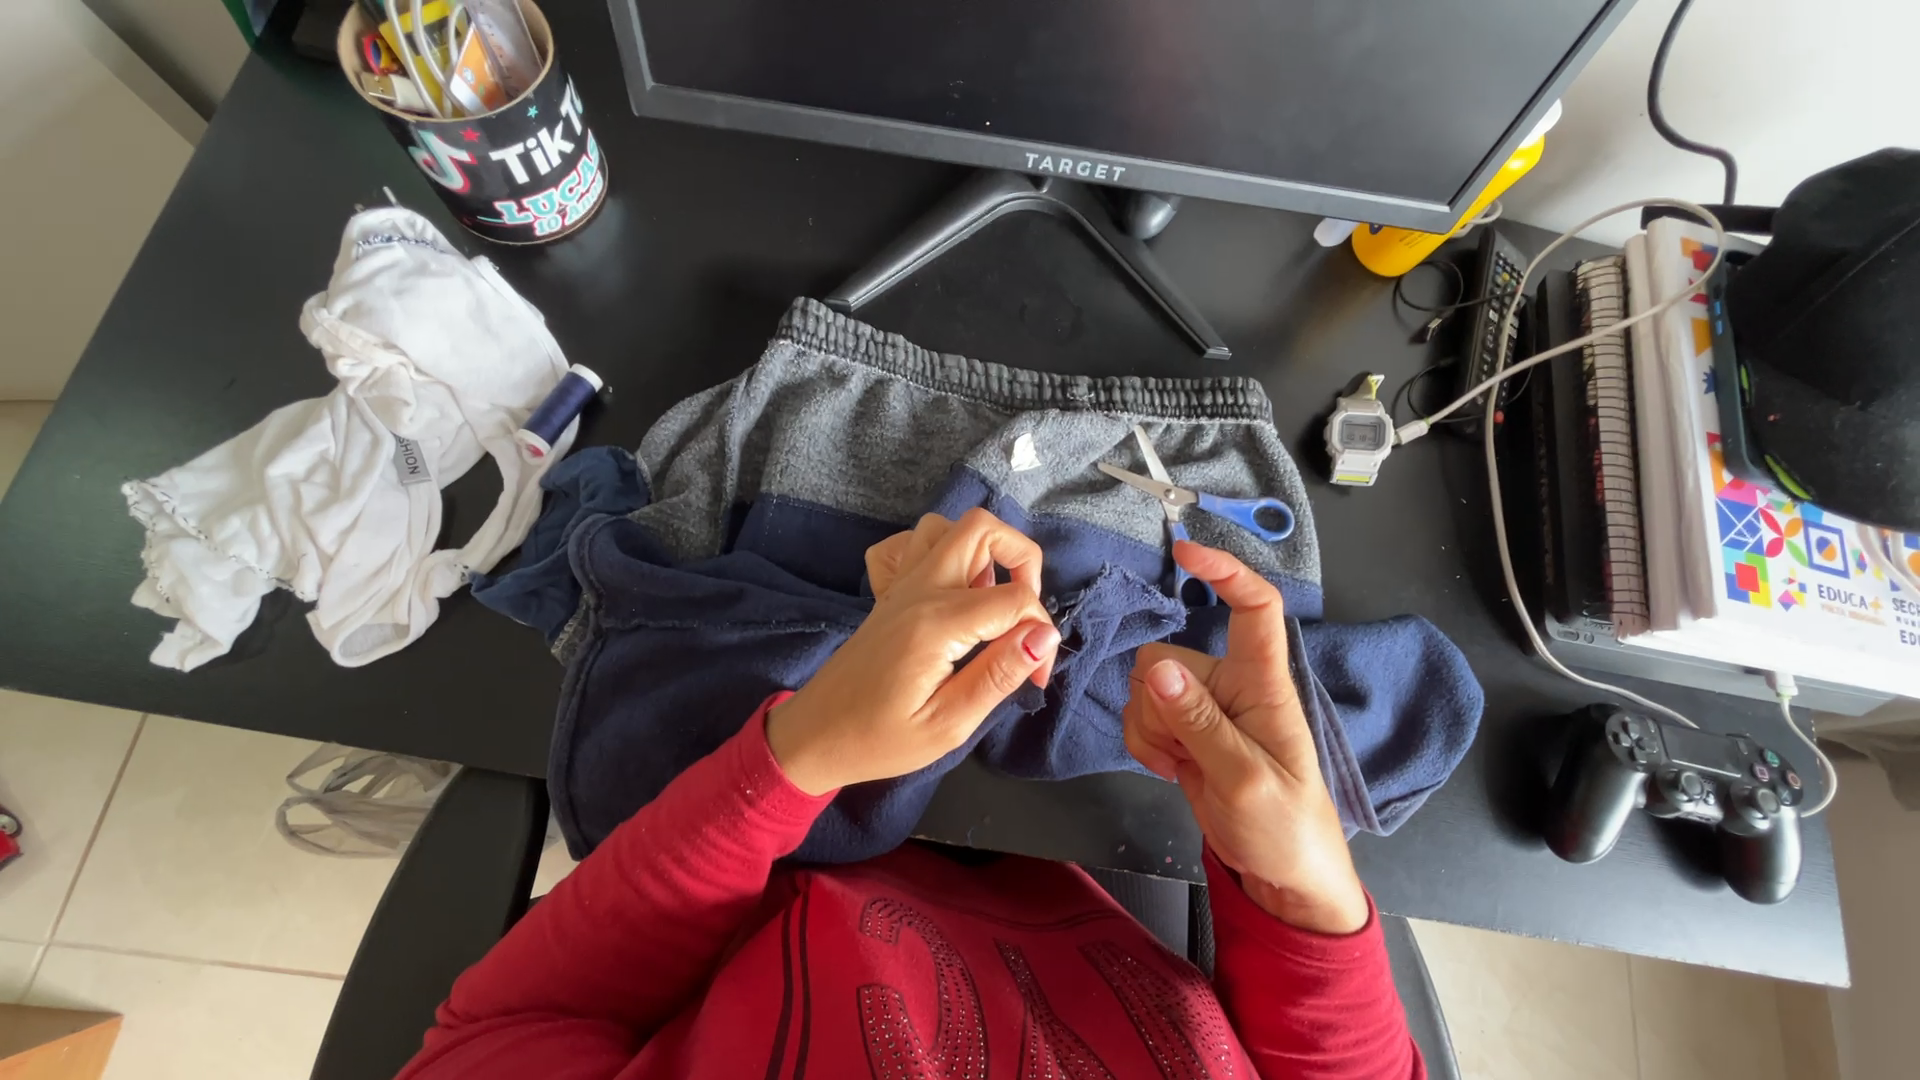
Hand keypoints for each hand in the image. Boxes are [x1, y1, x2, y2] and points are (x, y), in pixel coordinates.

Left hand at [766, 508, 1059, 795]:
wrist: (814, 736)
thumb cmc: (879, 740)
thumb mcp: (948, 725)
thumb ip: (999, 674)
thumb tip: (1045, 635)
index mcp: (937, 624)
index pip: (1015, 600)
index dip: (1041, 634)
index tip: (1037, 676)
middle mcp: (919, 590)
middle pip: (981, 528)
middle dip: (1023, 559)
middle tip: (1025, 614)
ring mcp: (900, 586)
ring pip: (946, 527)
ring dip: (982, 552)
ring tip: (989, 600)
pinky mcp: (888, 593)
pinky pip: (910, 544)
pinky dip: (938, 551)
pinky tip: (949, 587)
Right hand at [1122, 541, 1368, 934]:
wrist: (1279, 875)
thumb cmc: (1284, 826)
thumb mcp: (1245, 780)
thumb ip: (1199, 723)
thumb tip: (1157, 670)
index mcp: (1263, 683)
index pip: (1254, 610)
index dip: (1225, 574)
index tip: (1185, 553)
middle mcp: (1229, 684)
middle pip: (1166, 658)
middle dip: (1158, 706)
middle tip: (1185, 752)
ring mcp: (1202, 706)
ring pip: (1145, 686)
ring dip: (1149, 728)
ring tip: (1182, 765)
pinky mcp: (1181, 729)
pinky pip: (1139, 712)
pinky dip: (1143, 740)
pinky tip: (1170, 767)